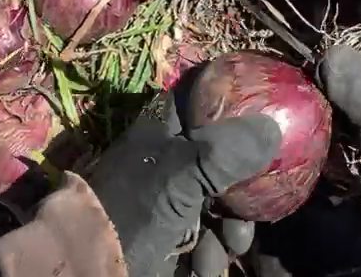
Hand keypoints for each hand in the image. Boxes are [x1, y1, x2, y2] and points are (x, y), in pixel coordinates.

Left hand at [85, 92, 281, 276]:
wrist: (88, 270)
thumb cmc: (136, 206)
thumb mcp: (183, 171)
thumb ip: (229, 149)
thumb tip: (272, 127)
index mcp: (165, 128)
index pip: (206, 101)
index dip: (237, 106)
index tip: (266, 117)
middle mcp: (170, 160)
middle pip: (223, 161)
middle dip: (243, 190)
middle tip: (253, 206)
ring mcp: (168, 203)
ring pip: (219, 208)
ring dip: (231, 230)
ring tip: (230, 244)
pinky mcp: (168, 242)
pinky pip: (205, 242)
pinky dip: (210, 256)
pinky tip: (204, 268)